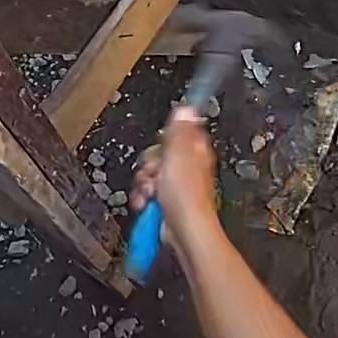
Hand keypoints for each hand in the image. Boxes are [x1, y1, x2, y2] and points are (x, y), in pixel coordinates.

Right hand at [128, 105, 219, 257]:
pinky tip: (146, 201)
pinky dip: (143, 195)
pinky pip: (146, 189)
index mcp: (195, 150)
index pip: (178, 132)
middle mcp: (186, 165)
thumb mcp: (178, 155)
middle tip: (154, 172)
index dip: (165, 138)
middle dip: (149, 163)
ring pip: (149, 171)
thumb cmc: (186, 196)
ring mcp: (175, 183)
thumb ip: (179, 131)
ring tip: (150, 191)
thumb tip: (185, 108)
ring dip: (144, 182)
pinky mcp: (165, 198)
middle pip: (157, 152)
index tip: (162, 147)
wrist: (183, 230)